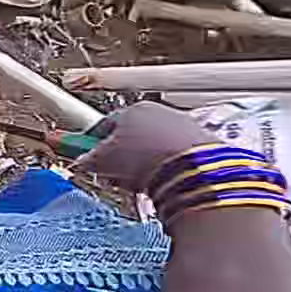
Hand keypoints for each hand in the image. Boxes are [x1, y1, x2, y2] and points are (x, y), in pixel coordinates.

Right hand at [78, 102, 219, 190]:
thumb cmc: (144, 159)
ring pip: (158, 145)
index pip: (106, 124)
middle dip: (124, 154)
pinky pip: (180, 157)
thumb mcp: (101, 161)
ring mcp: (188, 128)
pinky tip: (163, 182)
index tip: (90, 157)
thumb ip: (87, 159)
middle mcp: (164, 112)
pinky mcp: (209, 146)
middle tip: (114, 173)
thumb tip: (81, 162)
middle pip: (134, 133)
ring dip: (147, 162)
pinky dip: (170, 168)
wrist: (193, 172)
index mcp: (134, 109)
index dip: (94, 143)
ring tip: (140, 182)